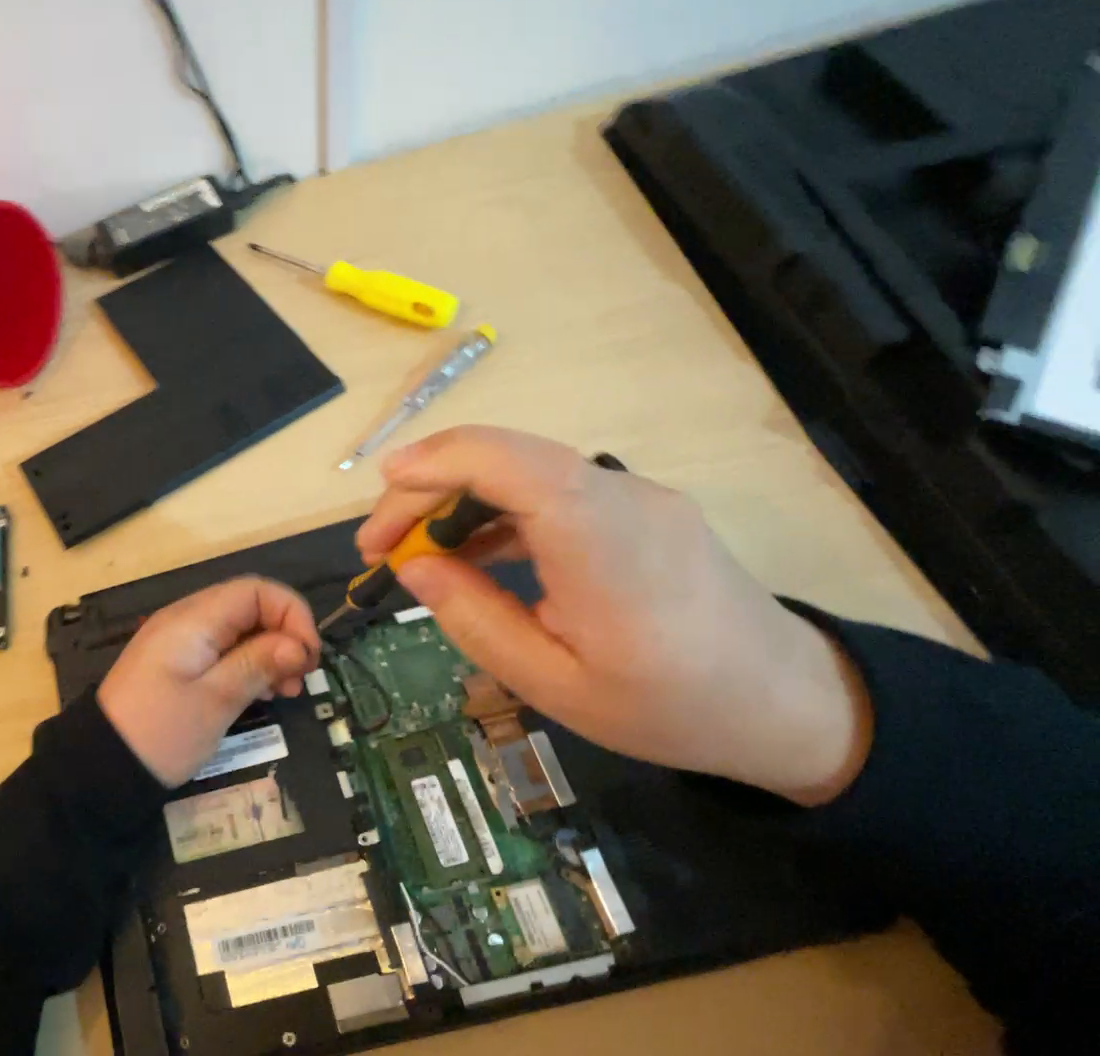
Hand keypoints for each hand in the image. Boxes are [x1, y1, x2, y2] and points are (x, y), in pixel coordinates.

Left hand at [98, 577, 321, 787]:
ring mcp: (181, 641)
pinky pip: (223, 650)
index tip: (308, 655)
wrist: (102, 764)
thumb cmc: (161, 732)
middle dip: (284, 636)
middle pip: (249, 607)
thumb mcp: (215, 700)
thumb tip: (299, 645)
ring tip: (286, 692)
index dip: (291, 613)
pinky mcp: (179, 664)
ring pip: (240, 629)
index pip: (255, 590)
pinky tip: (263, 693)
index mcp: (193, 619)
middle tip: (300, 680)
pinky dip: (249, 664)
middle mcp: (187, 620)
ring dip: (270, 653)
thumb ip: (257, 664)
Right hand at [357, 427, 871, 805]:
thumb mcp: (554, 684)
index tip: (379, 503)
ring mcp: (633, 495)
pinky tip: (467, 554)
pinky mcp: (635, 506)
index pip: (506, 464)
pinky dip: (494, 511)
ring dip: (455, 500)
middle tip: (379, 546)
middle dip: (425, 490)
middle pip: (501, 459)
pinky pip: (548, 491)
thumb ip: (474, 619)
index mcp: (602, 542)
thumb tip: (412, 567)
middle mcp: (620, 497)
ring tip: (410, 552)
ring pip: (520, 470)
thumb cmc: (670, 707)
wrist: (788, 702)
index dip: (433, 465)